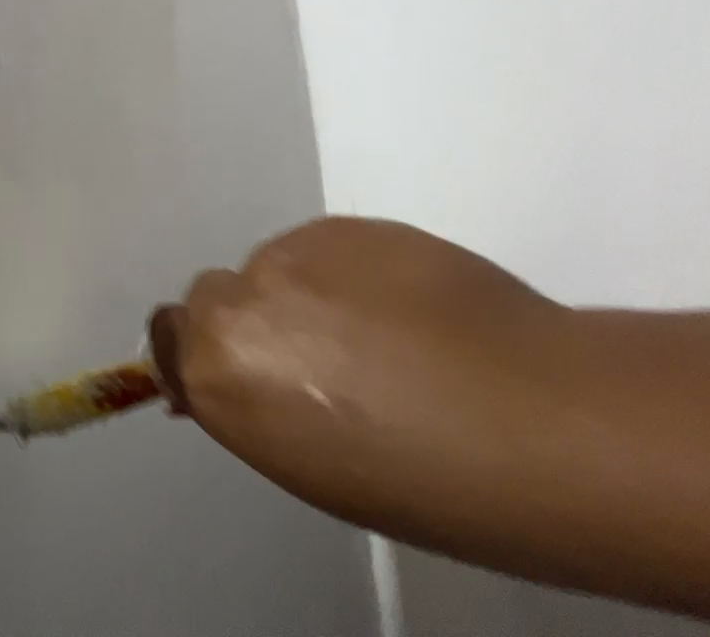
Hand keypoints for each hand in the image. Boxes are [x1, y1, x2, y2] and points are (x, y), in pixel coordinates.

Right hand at [147, 216, 562, 528]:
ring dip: (306, 294)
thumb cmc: (420, 480)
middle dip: (252, 320)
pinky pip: (328, 249)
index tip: (246, 372)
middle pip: (214, 297)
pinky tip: (413, 306)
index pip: (166, 338)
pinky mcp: (344, 227)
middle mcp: (231, 306)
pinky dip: (355, 273)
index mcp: (212, 373)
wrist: (542, 423)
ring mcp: (287, 258)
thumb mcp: (302, 462)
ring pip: (275, 270)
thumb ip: (247, 405)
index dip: (203, 353)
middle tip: (320, 356)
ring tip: (386, 332)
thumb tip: (235, 380)